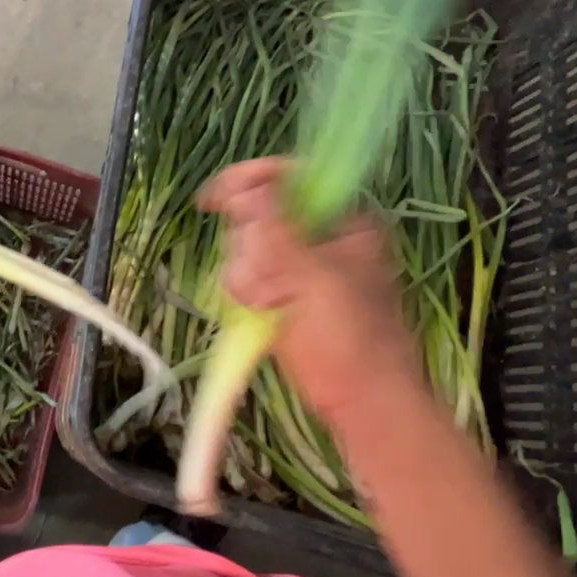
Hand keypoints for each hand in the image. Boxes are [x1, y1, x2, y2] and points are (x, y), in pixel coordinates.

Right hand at [198, 158, 420, 424]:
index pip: (290, 176)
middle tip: (268, 278)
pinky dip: (243, 290)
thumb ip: (276, 227)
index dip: (251, 180)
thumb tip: (244, 187)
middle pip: (257, 210)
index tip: (215, 199)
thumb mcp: (314, 275)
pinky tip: (261, 310)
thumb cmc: (351, 337)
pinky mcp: (278, 288)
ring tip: (269, 303)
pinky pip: (241, 271)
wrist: (361, 400)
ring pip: (244, 243)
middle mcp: (319, 233)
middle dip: (252, 245)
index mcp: (345, 219)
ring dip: (247, 272)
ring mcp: (297, 262)